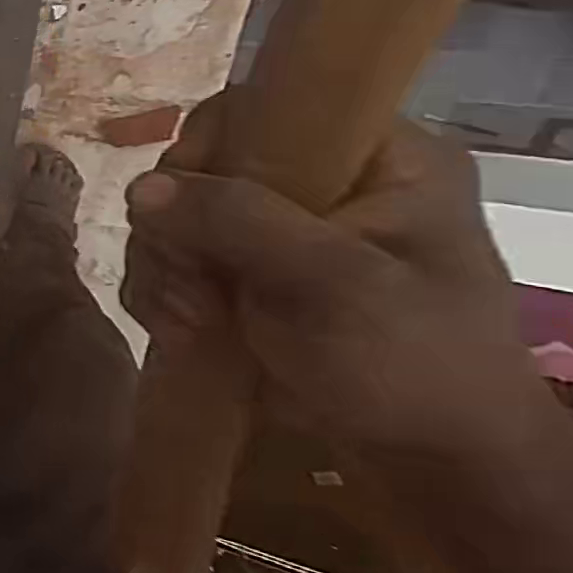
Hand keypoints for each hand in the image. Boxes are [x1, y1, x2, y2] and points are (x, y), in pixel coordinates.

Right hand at [121, 91, 554, 460]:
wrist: (430, 463)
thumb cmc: (411, 366)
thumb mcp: (335, 285)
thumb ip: (241, 223)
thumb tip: (141, 188)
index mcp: (370, 156)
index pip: (258, 110)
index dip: (206, 149)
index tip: (184, 206)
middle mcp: (313, 183)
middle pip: (197, 170)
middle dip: (176, 232)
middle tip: (192, 287)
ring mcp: (269, 232)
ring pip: (171, 219)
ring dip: (165, 271)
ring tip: (193, 322)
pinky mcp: (238, 274)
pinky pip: (168, 261)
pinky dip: (162, 295)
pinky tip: (187, 331)